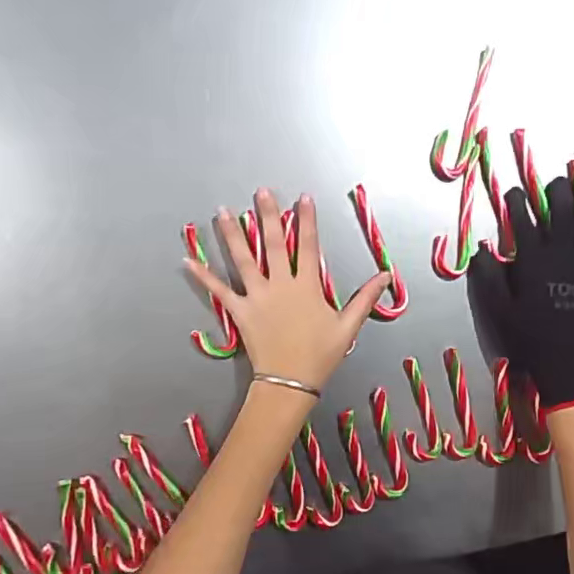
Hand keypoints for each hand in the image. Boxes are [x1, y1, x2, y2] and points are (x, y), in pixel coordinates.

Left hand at [187, 188, 391, 392]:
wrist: (290, 381)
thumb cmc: (320, 355)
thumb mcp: (348, 327)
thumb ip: (365, 299)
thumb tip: (385, 276)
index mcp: (307, 288)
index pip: (309, 246)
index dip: (307, 221)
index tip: (303, 198)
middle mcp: (280, 286)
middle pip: (274, 244)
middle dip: (268, 215)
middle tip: (261, 192)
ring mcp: (257, 297)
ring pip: (243, 259)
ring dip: (232, 234)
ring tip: (222, 212)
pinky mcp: (240, 312)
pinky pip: (219, 291)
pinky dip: (203, 276)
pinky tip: (188, 260)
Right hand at [468, 176, 573, 409]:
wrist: (562, 353)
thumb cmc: (526, 333)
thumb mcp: (498, 309)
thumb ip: (488, 278)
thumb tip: (481, 250)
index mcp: (532, 259)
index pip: (523, 219)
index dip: (516, 202)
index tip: (512, 194)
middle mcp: (560, 252)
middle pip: (562, 209)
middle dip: (557, 191)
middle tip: (553, 186)